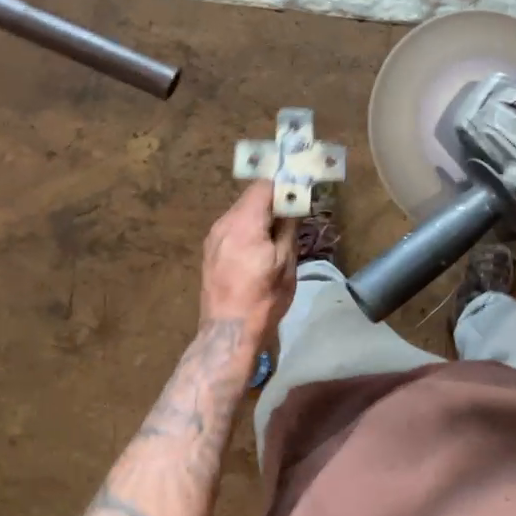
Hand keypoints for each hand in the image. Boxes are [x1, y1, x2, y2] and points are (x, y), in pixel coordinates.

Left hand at [200, 181, 295, 345]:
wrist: (228, 333)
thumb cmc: (263, 299)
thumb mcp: (286, 262)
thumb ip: (289, 226)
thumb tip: (296, 202)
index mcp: (243, 223)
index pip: (265, 185)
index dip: (286, 182)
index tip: (304, 184)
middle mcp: (223, 224)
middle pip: (252, 196)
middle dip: (276, 196)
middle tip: (298, 202)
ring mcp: (214, 237)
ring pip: (242, 211)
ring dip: (263, 212)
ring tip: (284, 223)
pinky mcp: (211, 251)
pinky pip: (234, 226)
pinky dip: (251, 225)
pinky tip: (265, 240)